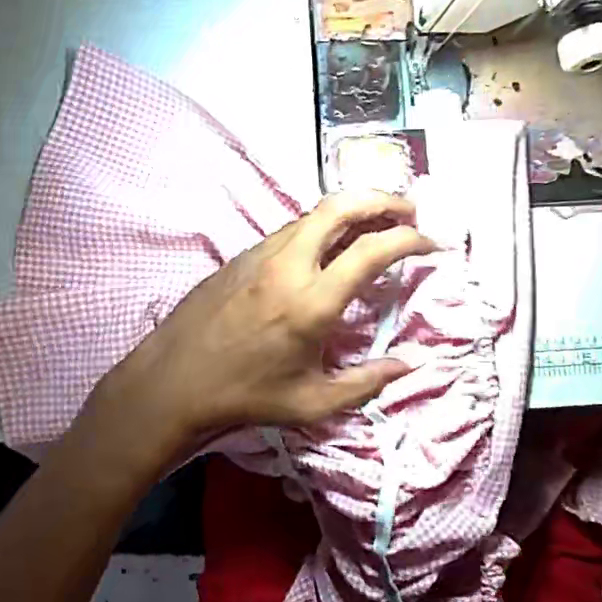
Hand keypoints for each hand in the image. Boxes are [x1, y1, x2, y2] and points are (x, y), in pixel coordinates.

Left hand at [74, 191, 435, 473]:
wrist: (169, 384)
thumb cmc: (245, 397)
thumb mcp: (313, 402)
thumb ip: (368, 382)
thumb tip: (412, 364)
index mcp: (312, 302)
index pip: (372, 250)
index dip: (410, 239)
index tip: (432, 244)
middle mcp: (289, 265)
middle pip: (342, 207)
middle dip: (383, 199)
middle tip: (409, 212)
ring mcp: (262, 254)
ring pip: (315, 213)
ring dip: (353, 209)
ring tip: (377, 223)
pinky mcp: (243, 255)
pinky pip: (293, 229)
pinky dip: (324, 225)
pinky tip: (331, 246)